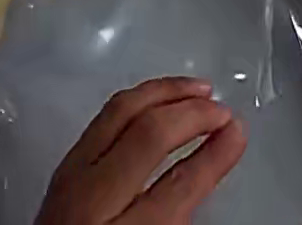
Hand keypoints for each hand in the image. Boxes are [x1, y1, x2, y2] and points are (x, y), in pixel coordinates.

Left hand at [36, 77, 247, 224]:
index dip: (214, 156)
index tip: (239, 131)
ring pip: (121, 111)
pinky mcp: (62, 165)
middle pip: (147, 136)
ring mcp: (71, 177)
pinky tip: (159, 98)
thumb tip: (211, 162)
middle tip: (224, 110)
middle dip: (192, 114)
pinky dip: (138, 98)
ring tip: (200, 89)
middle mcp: (92, 201)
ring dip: (165, 92)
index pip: (176, 188)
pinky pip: (104, 115)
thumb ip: (176, 217)